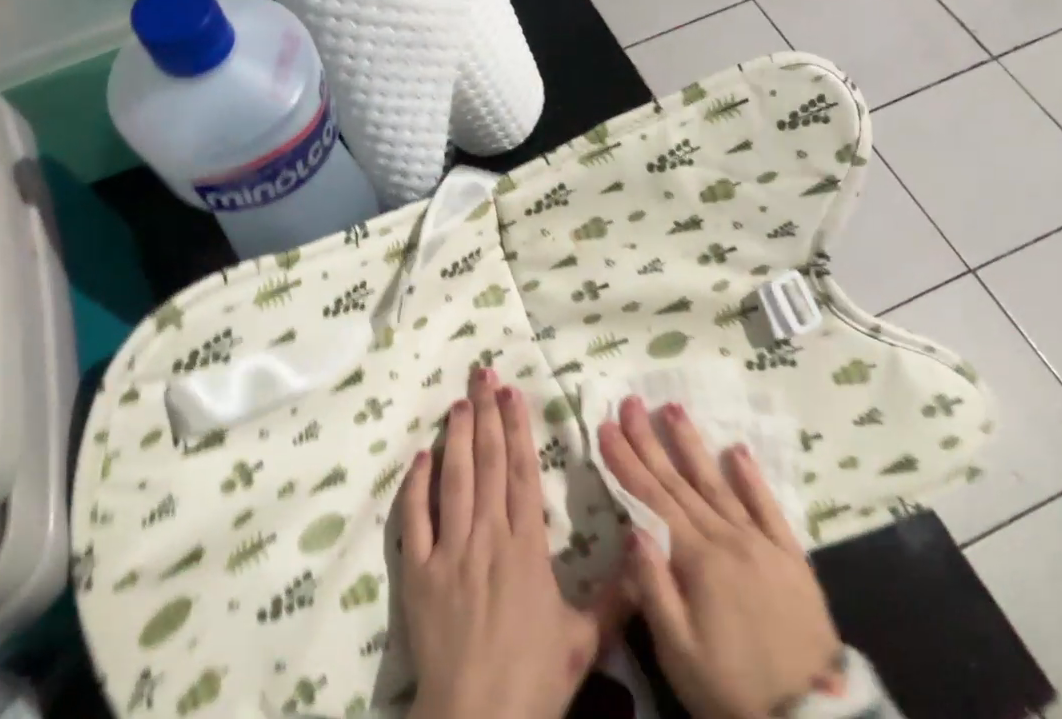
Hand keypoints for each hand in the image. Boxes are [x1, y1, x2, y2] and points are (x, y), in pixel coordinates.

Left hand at [399, 367, 628, 718]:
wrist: (477, 716)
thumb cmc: (535, 677)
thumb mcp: (585, 639)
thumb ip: (616, 594)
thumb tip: (647, 551)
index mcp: (526, 547)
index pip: (522, 474)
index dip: (517, 430)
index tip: (513, 394)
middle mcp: (486, 537)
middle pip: (485, 464)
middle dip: (484, 415)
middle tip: (481, 375)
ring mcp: (447, 552)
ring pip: (453, 481)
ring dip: (455, 438)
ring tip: (457, 401)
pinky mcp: (416, 573)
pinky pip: (414, 520)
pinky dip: (416, 486)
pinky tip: (421, 458)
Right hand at [598, 397, 844, 718]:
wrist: (813, 715)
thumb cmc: (730, 686)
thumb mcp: (678, 649)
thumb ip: (652, 586)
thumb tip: (631, 526)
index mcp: (698, 561)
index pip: (652, 499)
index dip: (627, 462)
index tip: (607, 427)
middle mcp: (729, 540)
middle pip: (681, 483)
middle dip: (651, 441)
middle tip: (631, 403)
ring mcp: (763, 544)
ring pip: (720, 484)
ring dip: (693, 446)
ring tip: (673, 409)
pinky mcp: (791, 556)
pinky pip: (768, 507)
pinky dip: (751, 477)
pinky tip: (737, 451)